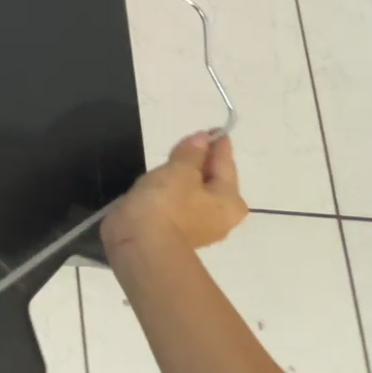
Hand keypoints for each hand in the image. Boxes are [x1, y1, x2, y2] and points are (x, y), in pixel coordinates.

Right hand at [103, 131, 247, 251]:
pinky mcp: (174, 230)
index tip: (214, 130)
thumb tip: (202, 139)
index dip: (217, 146)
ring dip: (185, 177)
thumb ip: (191, 153)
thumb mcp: (179, 171)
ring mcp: (198, 225)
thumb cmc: (167, 203)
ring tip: (172, 161)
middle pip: (213, 181)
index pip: (225, 165)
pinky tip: (160, 184)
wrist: (141, 242)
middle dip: (202, 163)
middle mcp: (221, 215)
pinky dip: (172, 191)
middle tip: (190, 143)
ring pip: (195, 192)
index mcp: (230, 200)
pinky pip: (178, 202)